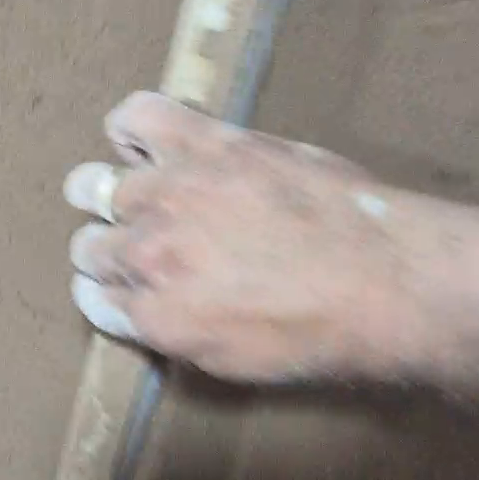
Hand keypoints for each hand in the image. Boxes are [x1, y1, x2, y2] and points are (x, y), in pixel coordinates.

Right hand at [64, 92, 478, 383]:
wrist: (391, 282)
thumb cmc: (319, 333)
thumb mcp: (229, 361)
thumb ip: (167, 332)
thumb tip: (141, 307)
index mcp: (151, 314)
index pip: (91, 296)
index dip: (109, 292)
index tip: (129, 288)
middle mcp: (146, 252)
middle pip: (87, 246)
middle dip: (106, 251)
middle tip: (144, 248)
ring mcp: (170, 193)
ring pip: (92, 186)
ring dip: (107, 197)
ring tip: (138, 196)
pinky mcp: (205, 144)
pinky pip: (134, 118)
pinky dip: (129, 129)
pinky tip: (144, 144)